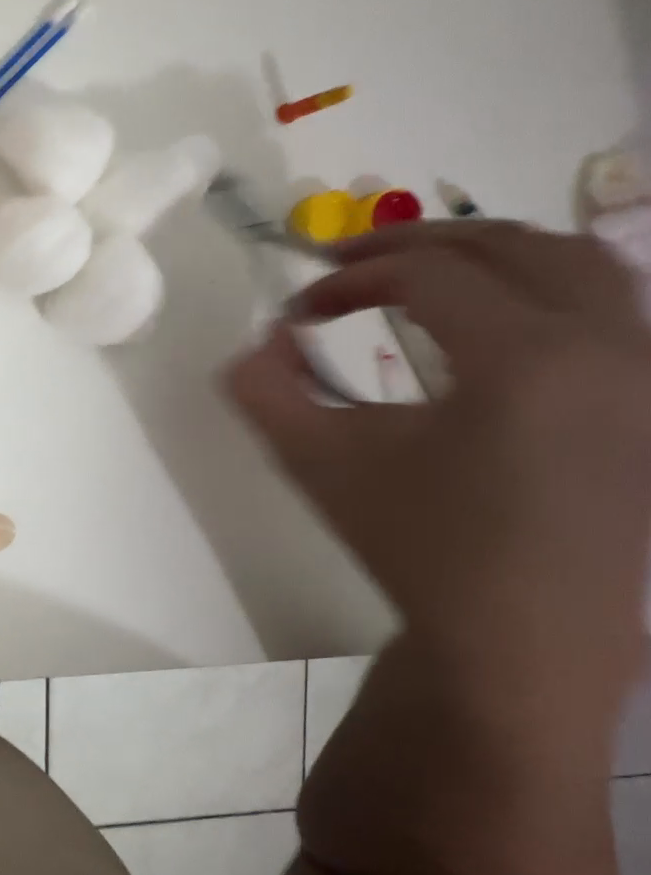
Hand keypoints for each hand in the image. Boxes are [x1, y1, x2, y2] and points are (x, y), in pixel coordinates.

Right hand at [229, 221, 650, 682]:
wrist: (518, 633)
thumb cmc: (415, 543)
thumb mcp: (312, 460)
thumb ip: (263, 387)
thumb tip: (264, 340)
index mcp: (526, 356)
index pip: (429, 273)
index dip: (349, 278)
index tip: (296, 314)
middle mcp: (609, 345)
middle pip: (514, 244)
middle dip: (419, 241)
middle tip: (346, 260)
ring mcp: (649, 373)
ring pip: (579, 264)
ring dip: (489, 253)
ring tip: (420, 272)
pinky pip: (610, 309)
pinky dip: (541, 288)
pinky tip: (492, 322)